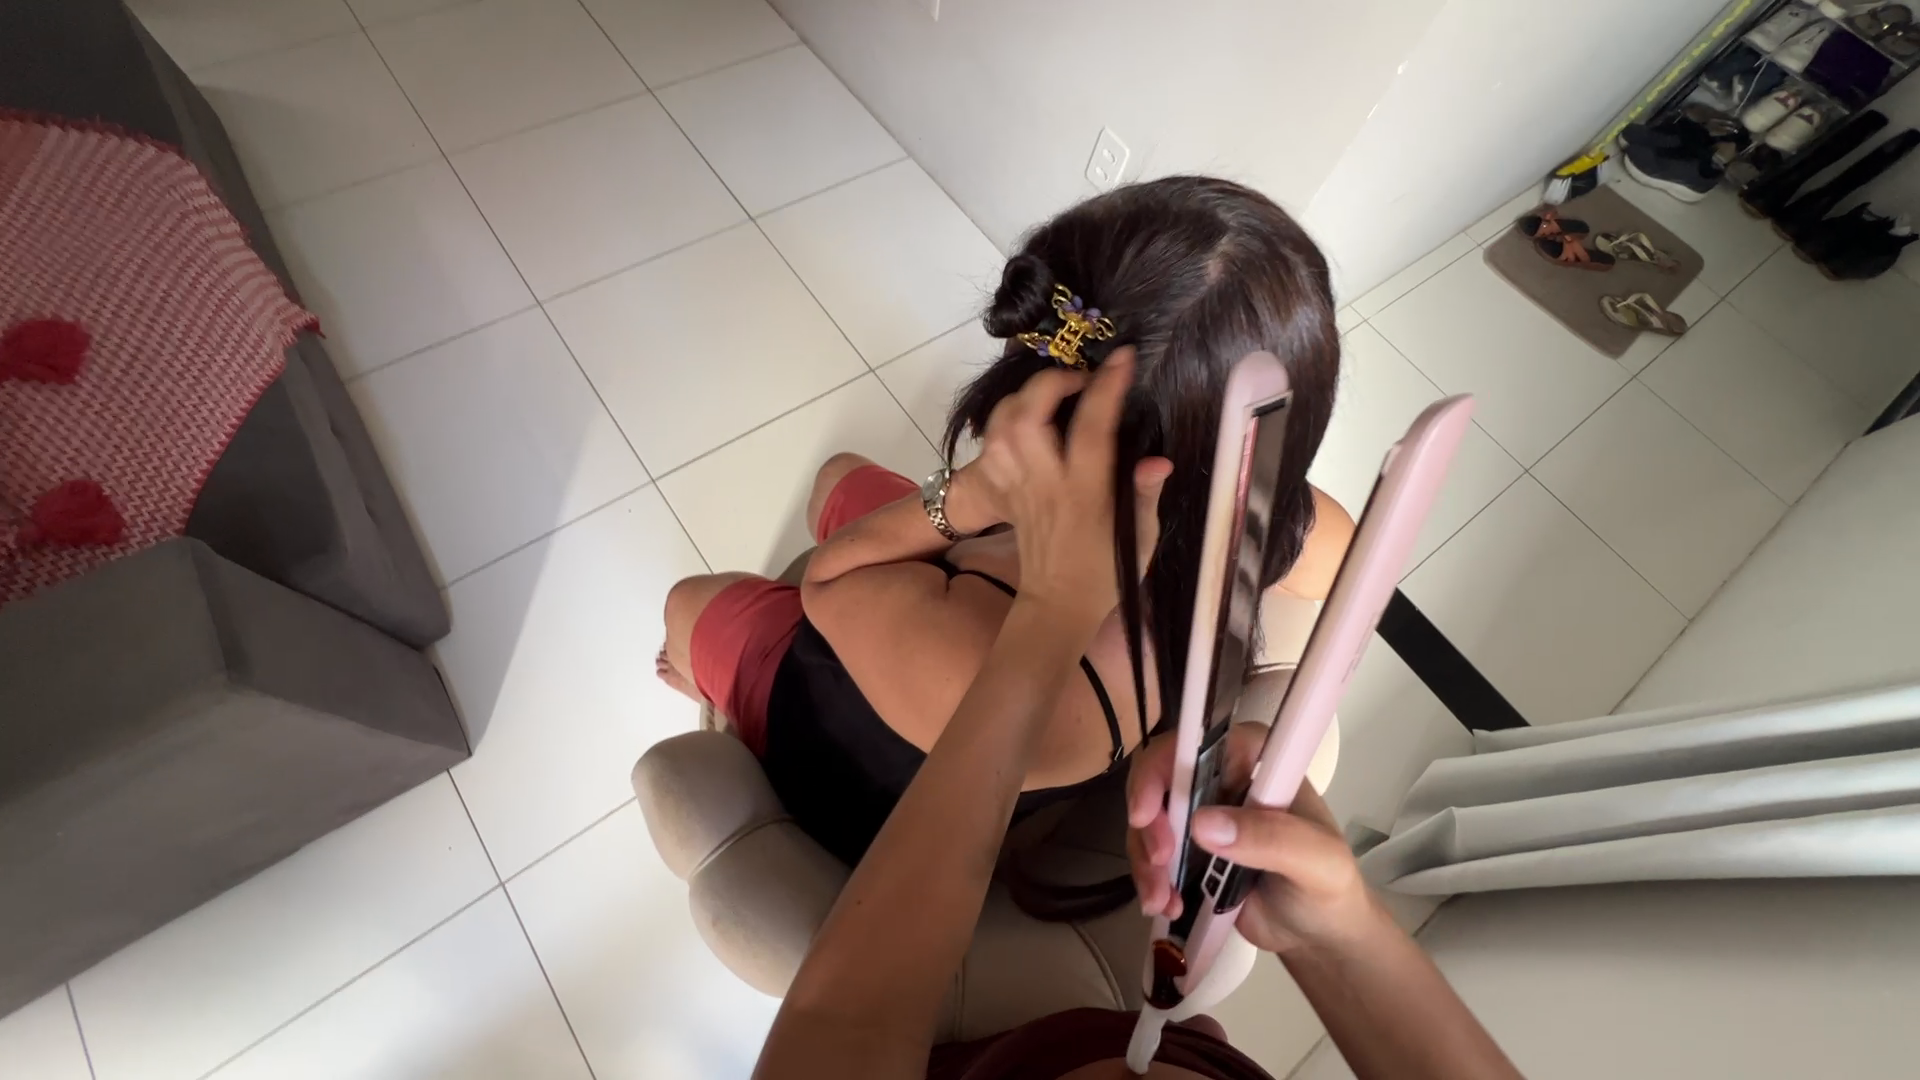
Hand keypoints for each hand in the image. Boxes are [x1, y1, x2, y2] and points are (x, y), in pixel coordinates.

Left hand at [965, 348, 1169, 630]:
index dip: (1106, 387)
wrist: (1057, 605)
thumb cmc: (1106, 572)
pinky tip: (1026, 419)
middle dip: (1050, 381)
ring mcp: (1018, 487)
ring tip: (1052, 393)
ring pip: (1001, 428)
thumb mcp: (1140, 538)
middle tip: (1079, 377)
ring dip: (1023, 397)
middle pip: (1027, 418)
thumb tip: (1157, 460)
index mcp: (1084, 493)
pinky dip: (1003, 422)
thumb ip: (1146, 495)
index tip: (1124, 357)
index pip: (1091, 428)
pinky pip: (991, 448)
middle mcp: (1045, 484)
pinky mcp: (1004, 492)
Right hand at [1126, 723, 1375, 954]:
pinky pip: (1148, 847)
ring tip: (1163, 899)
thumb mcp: (1317, 863)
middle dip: (1150, 818)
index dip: (1166, 763)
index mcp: (1255, 760)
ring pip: (1149, 813)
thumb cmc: (1328, 889)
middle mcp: (1220, 775)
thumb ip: (1271, 838)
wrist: (1318, 937)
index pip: (1201, 740)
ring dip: (1144, 856)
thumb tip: (1204, 824)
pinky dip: (1148, 876)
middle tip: (1159, 861)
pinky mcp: (1185, 844)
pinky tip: (1163, 904)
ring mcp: (1199, 810)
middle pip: (1162, 773)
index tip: (1148, 810)